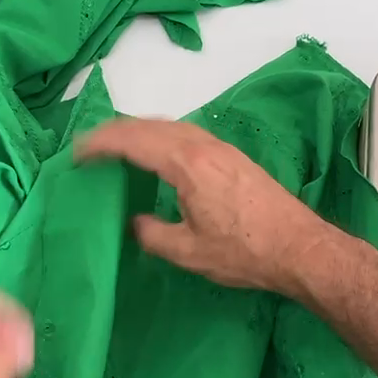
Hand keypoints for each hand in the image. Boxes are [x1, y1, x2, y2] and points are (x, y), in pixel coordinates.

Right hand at [75, 119, 336, 296]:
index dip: (100, 144)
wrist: (300, 249)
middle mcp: (203, 146)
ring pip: (171, 127)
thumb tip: (134, 223)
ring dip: (141, 132)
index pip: (133, 140)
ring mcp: (222, 149)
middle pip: (150, 125)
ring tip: (119, 149)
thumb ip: (152, 235)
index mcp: (187, 163)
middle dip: (116, 132)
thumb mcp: (188, 252)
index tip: (77, 154)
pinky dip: (163, 139)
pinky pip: (188, 136)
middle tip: (91, 148)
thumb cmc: (243, 253)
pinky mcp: (234, 159)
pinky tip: (161, 158)